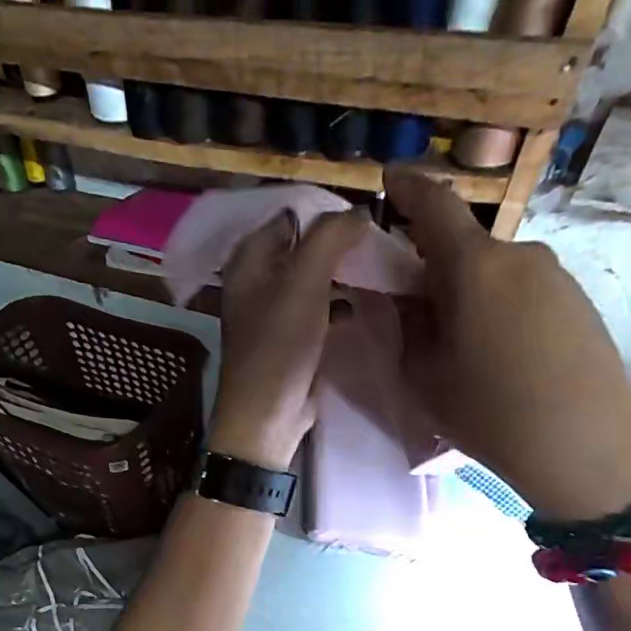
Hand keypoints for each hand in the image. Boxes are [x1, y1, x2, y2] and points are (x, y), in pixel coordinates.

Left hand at [209, 209, 369, 469]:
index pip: (293, 216)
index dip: (328, 215)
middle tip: (379, 245)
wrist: (267, 418)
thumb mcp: (303, 285)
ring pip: (315, 279)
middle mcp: (258, 279)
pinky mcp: (292, 338)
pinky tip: (361, 306)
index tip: (367, 221)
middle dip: (340, 246)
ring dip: (342, 275)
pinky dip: (338, 304)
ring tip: (378, 271)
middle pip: (305, 247)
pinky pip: (319, 308)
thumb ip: (329, 240)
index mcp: (250, 258)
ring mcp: (275, 311)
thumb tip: (360, 211)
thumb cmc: (279, 348)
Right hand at [383, 169, 630, 519]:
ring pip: (500, 274)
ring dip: (477, 296)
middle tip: (426, 317)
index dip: (406, 187)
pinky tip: (511, 361)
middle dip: (440, 270)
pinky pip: (529, 294)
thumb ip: (406, 325)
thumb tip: (405, 296)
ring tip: (472, 352)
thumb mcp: (424, 376)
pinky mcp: (581, 303)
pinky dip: (507, 312)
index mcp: (473, 264)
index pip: (433, 203)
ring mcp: (558, 276)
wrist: (587, 445)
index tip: (389, 184)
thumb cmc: (490, 412)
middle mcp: (519, 254)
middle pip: (468, 248)